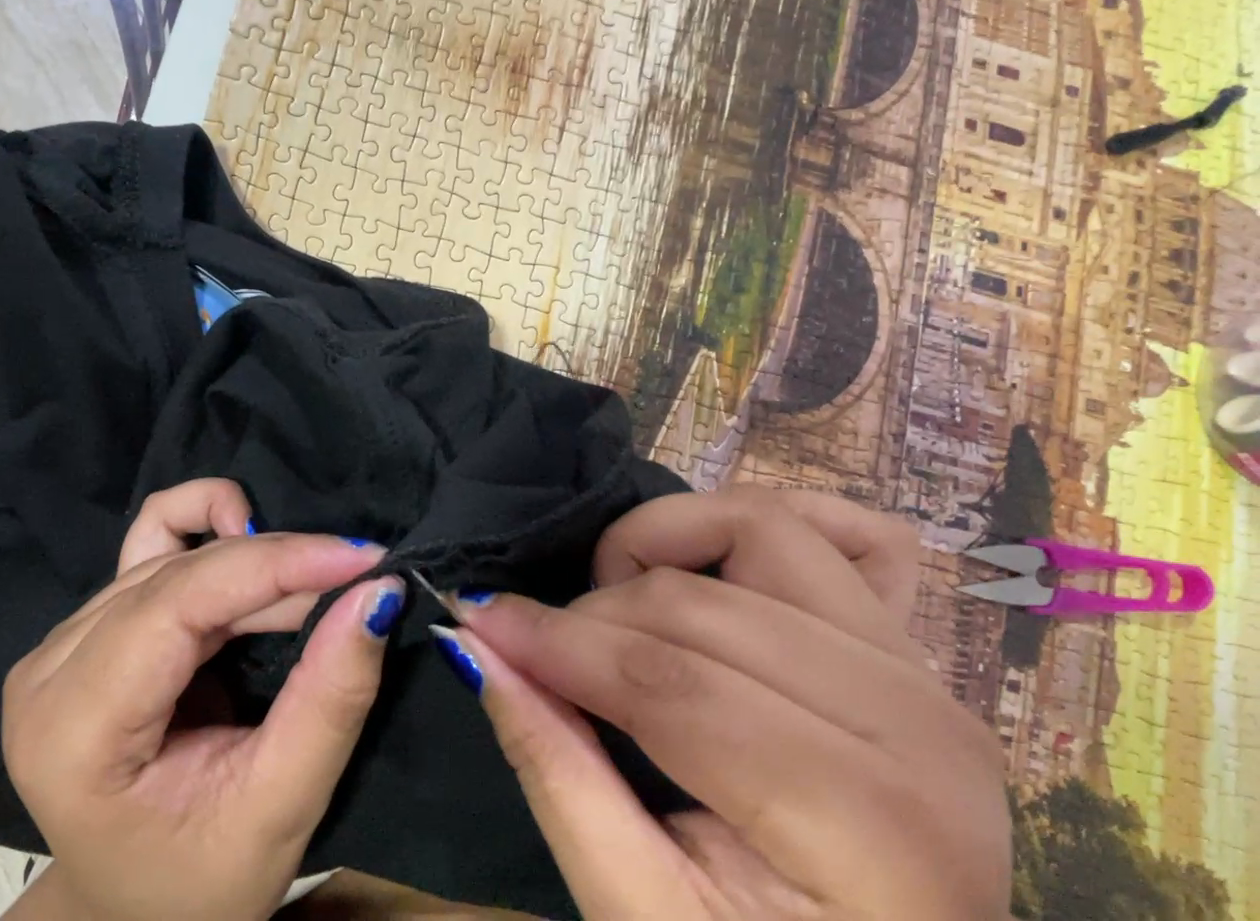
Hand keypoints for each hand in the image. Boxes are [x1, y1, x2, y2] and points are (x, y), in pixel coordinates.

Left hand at [4, 479, 402, 920]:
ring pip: (167, 560)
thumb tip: (376, 595)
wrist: (134, 907)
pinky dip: (201, 533)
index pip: (175, 604)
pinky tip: (244, 534)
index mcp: (73, 727)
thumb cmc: (200, 885)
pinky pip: (144, 550)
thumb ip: (325, 701)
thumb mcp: (277, 810)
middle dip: (276, 569)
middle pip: (174, 578)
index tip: (362, 556)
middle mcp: (50, 669)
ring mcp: (59, 643)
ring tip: (318, 587)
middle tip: (358, 581)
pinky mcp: (84, 630)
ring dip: (252, 562)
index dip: (272, 565)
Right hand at [436, 488, 1010, 919]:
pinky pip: (862, 538)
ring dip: (669, 547)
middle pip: (712, 604)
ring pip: (773, 537)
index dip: (561, 641)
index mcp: (864, 820)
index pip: (676, 683)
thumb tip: (475, 644)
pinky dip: (774, 525)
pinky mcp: (922, 660)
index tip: (476, 620)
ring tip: (616, 605)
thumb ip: (556, 767)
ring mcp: (931, 681)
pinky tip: (710, 557)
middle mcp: (916, 726)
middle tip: (538, 648)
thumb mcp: (638, 906)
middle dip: (596, 610)